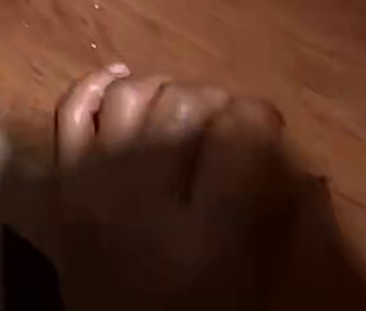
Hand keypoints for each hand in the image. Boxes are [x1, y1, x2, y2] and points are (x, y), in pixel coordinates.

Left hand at [51, 66, 296, 310]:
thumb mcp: (262, 295)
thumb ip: (289, 234)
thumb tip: (304, 167)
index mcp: (207, 245)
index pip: (236, 144)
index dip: (256, 116)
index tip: (264, 117)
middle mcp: (144, 205)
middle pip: (177, 110)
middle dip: (210, 97)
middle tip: (225, 111)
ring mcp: (92, 186)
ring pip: (124, 99)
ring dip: (158, 85)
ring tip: (182, 99)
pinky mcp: (61, 180)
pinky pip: (70, 110)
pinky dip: (94, 83)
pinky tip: (122, 77)